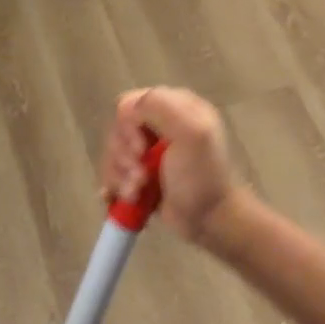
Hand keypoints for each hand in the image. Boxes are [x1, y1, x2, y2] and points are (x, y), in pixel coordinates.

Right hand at [100, 87, 239, 244]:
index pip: (131, 102)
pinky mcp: (140, 174)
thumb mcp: (192, 133)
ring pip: (114, 153)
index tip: (140, 148)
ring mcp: (149, 152)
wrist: (211, 221)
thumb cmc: (202, 177)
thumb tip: (126, 109)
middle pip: (118, 129)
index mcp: (175, 107)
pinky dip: (115, 186)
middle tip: (141, 176)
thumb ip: (161, 107)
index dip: (127, 125)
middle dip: (124, 156)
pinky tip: (128, 198)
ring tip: (137, 193)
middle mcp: (160, 125)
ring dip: (120, 175)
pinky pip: (113, 173)